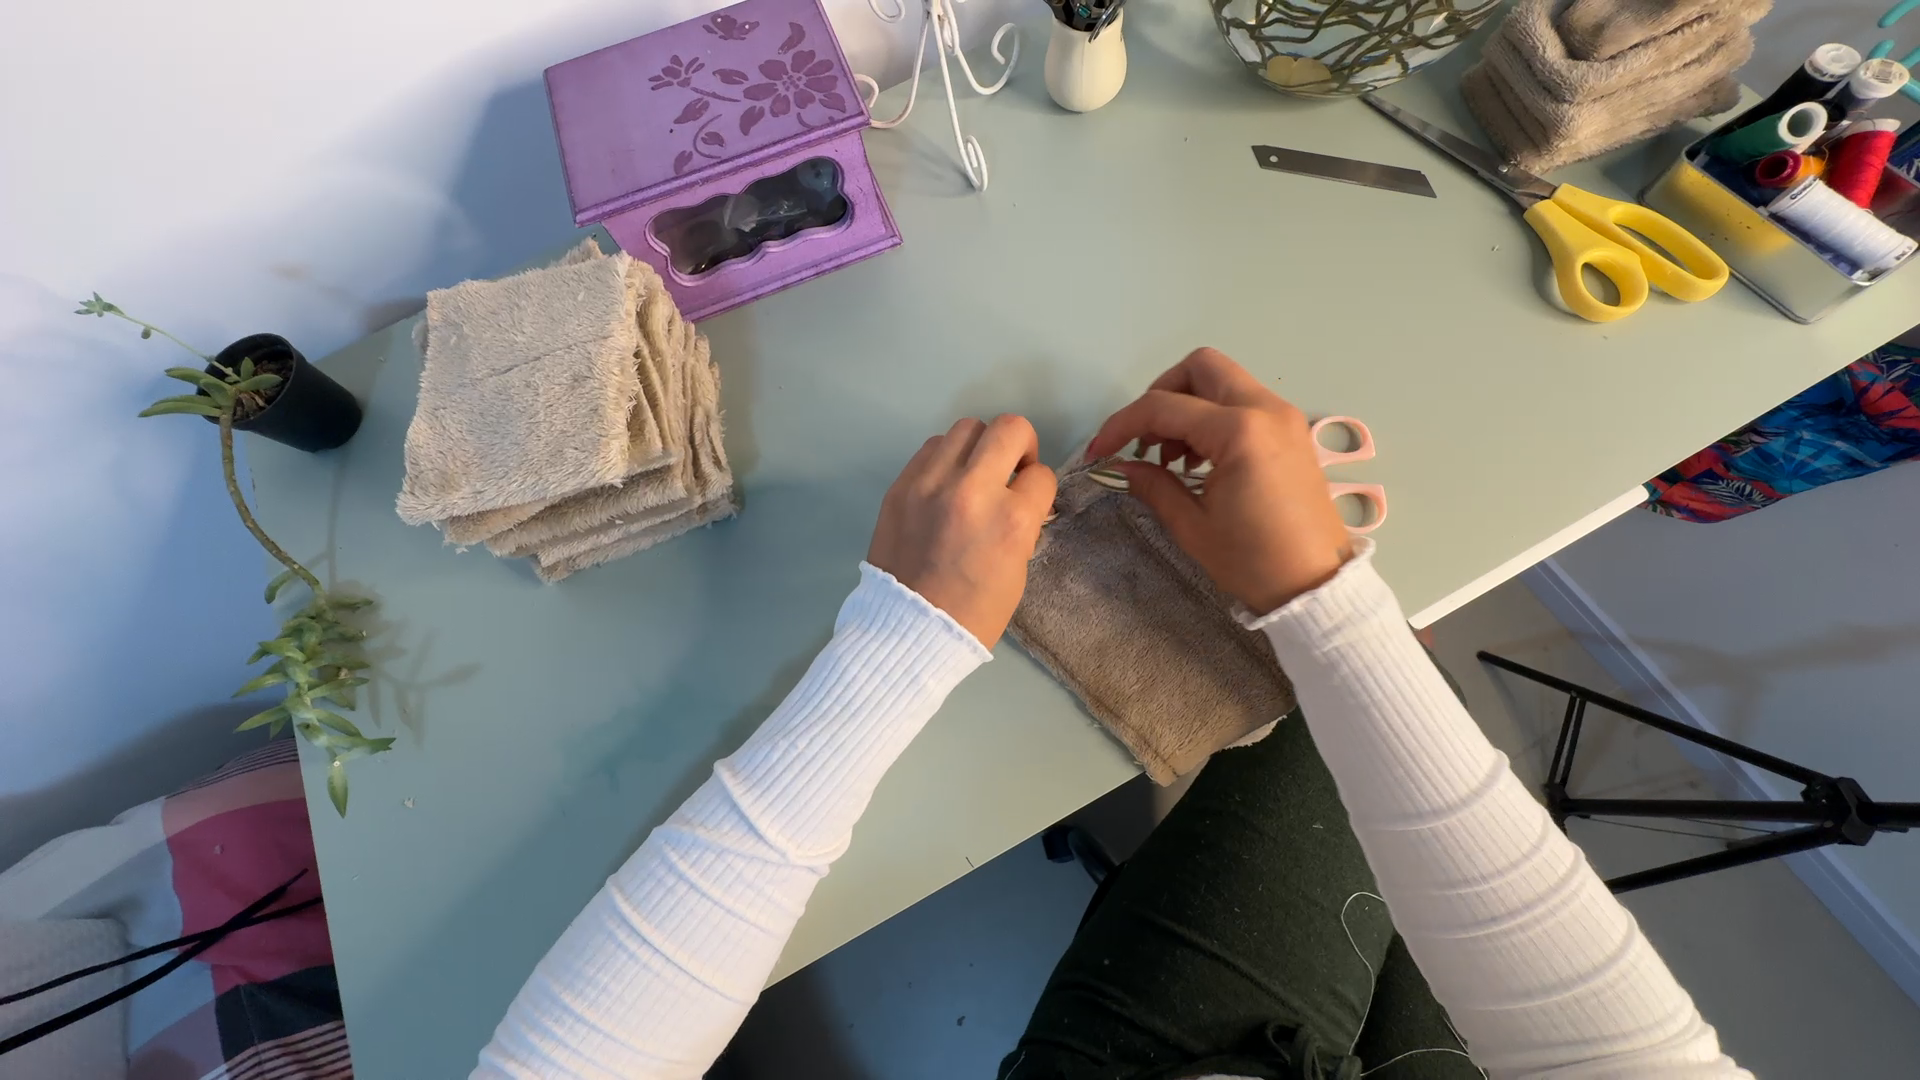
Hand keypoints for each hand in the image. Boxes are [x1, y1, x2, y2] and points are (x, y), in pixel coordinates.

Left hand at [868, 414, 1057, 647]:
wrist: (909, 628)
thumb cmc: (973, 612)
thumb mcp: (1018, 569)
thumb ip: (1023, 523)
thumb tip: (1020, 496)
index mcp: (1012, 520)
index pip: (1042, 475)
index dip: (1039, 487)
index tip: (1028, 499)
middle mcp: (973, 491)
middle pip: (1010, 428)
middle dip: (1020, 445)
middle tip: (1011, 468)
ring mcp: (931, 484)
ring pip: (967, 428)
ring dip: (979, 447)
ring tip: (973, 474)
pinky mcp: (901, 485)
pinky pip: (931, 448)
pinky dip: (945, 459)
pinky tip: (944, 484)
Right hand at [1087, 347, 1352, 615]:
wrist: (1317, 585)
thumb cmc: (1252, 560)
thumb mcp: (1192, 525)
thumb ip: (1152, 484)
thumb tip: (1120, 465)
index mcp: (1239, 431)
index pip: (1164, 406)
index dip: (1122, 425)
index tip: (1099, 451)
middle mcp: (1266, 409)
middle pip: (1200, 367)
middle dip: (1160, 394)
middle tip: (1143, 437)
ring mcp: (1284, 417)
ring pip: (1223, 380)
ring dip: (1187, 405)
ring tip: (1171, 456)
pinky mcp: (1290, 431)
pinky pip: (1242, 402)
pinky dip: (1212, 416)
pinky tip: (1199, 459)